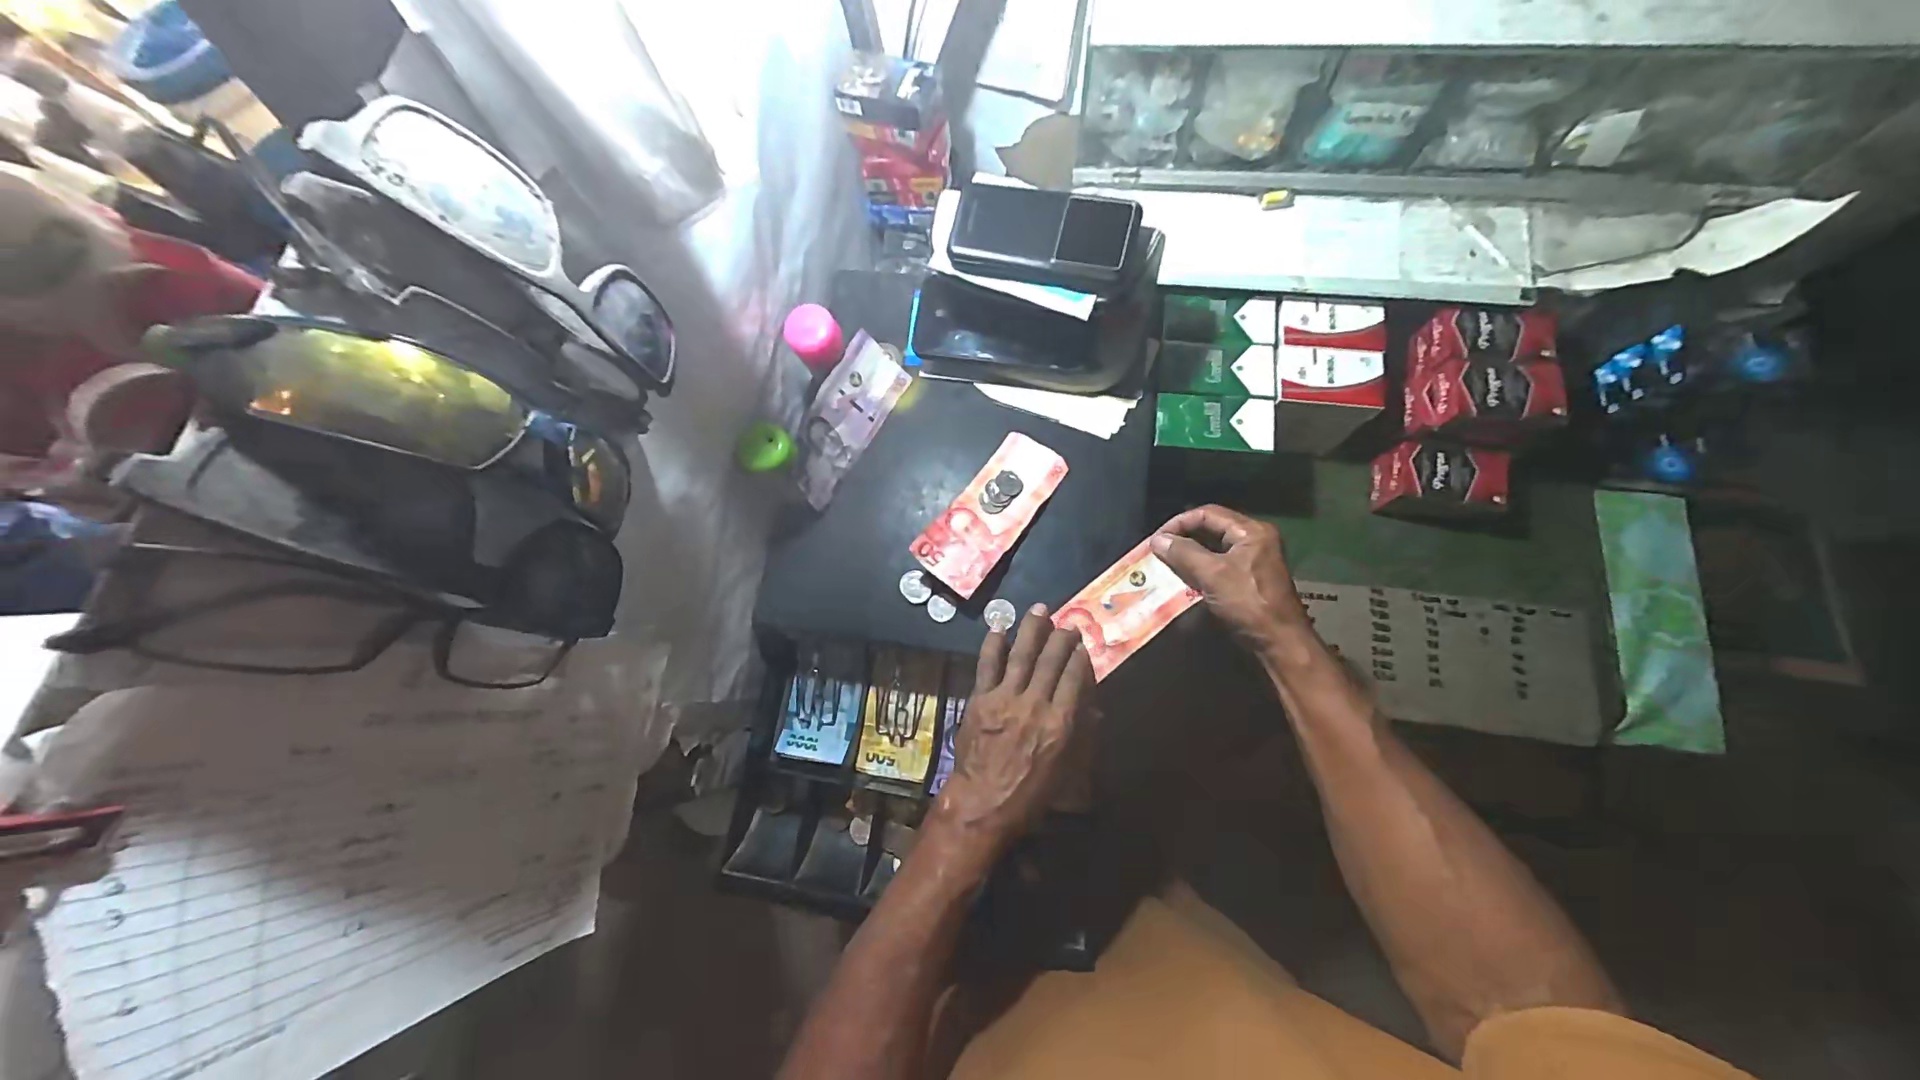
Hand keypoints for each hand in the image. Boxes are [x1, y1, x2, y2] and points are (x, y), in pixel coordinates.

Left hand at [930, 604, 1092, 859]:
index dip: (1079, 657)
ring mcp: (1005, 698)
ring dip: (1032, 630)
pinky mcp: (980, 698)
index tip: (1083, 643)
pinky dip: (993, 644)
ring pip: (1021, 655)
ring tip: (1040, 609)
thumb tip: (1089, 708)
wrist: (982, 803)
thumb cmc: (1028, 795)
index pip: (1074, 678)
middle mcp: (1035, 704)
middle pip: (1051, 661)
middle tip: (1068, 622)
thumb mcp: (1064, 770)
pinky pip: (988, 665)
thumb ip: (1077, 734)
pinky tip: (999, 627)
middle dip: (1061, 638)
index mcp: (1060, 723)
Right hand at [1150, 504, 1309, 654]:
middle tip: (1159, 550)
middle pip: (1211, 529)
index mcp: (1251, 531)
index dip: (1179, 523)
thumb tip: (1158, 540)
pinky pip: (1218, 565)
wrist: (1279, 642)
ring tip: (1166, 563)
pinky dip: (1200, 568)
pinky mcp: (1249, 579)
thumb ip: (1184, 553)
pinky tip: (1184, 578)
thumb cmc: (1248, 604)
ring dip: (1189, 554)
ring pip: (1213, 548)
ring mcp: (1253, 560)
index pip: (1208, 514)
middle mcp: (1255, 540)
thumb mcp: (1213, 574)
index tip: (1157, 539)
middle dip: (1183, 538)